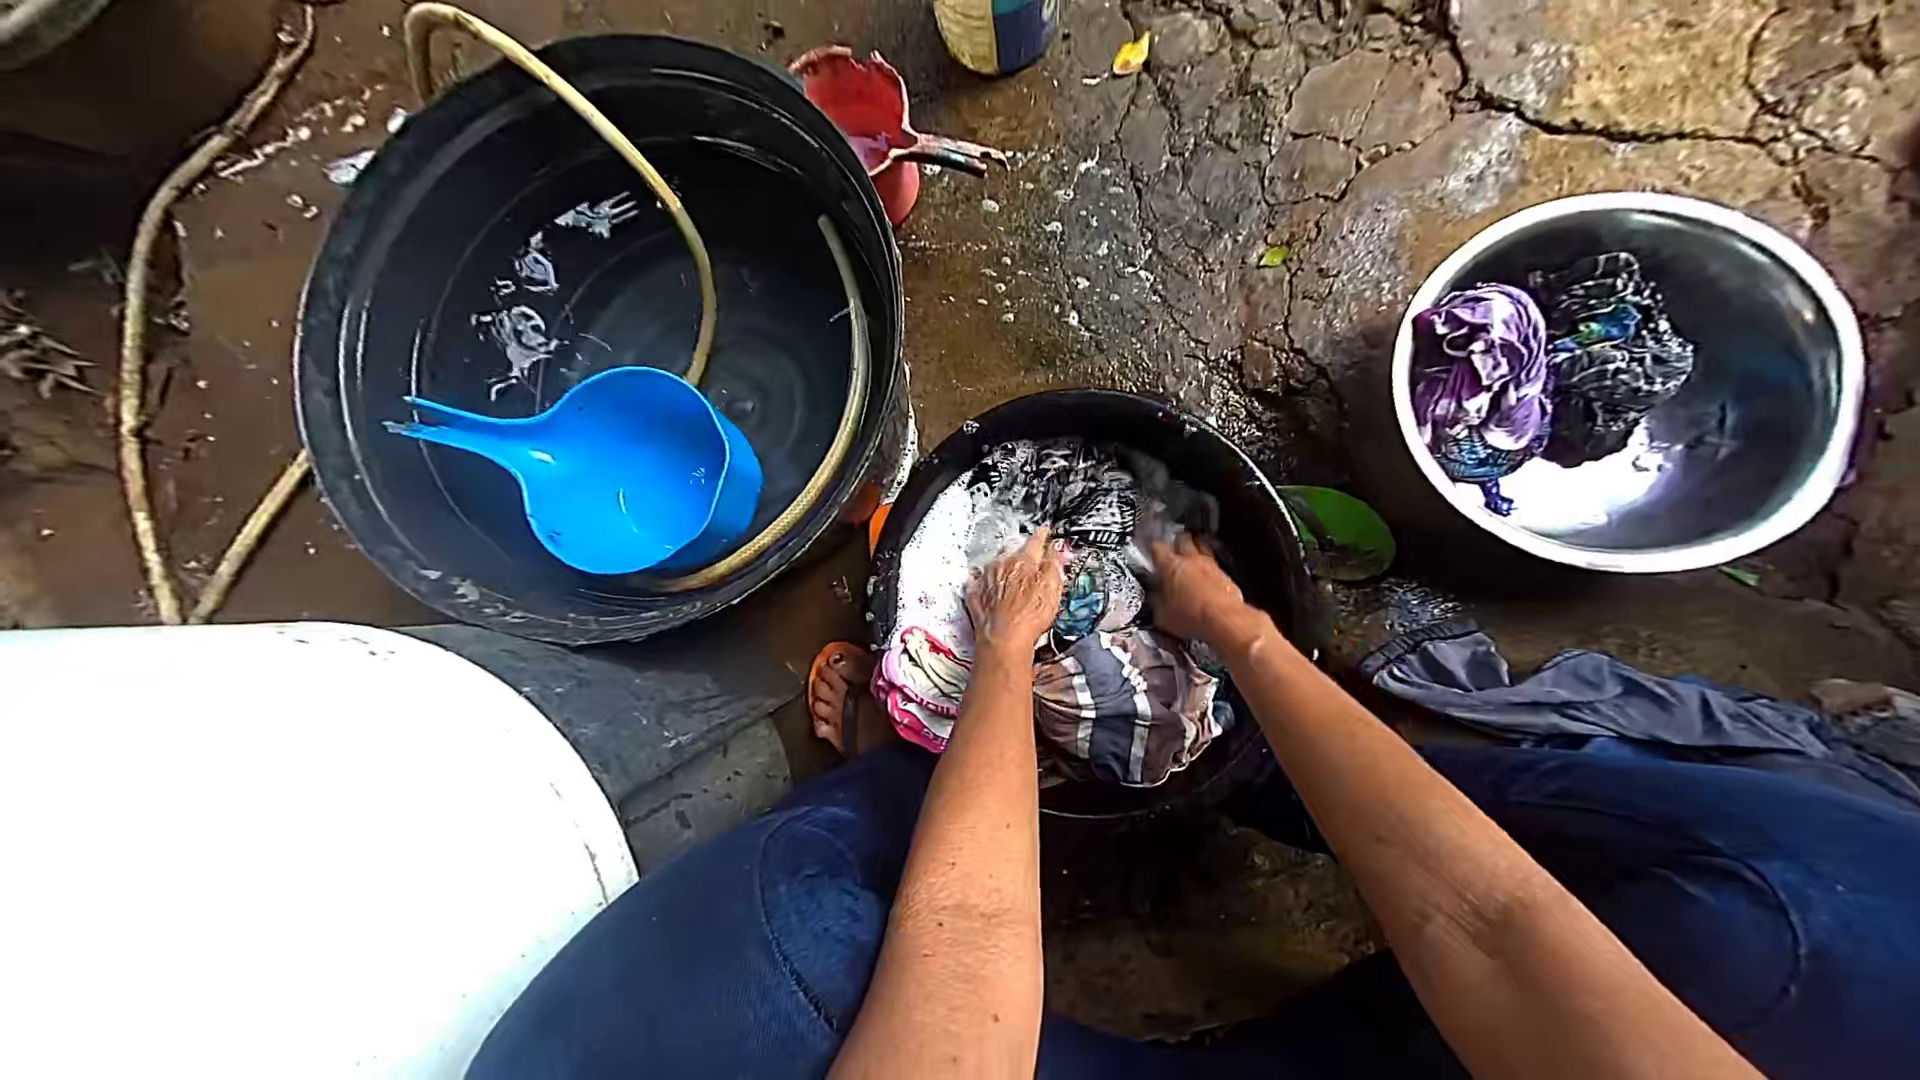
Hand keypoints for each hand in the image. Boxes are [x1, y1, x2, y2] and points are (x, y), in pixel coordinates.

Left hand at [967, 526, 1065, 653]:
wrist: (1003, 638)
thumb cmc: (1028, 615)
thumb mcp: (1052, 587)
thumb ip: (1054, 564)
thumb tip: (1054, 551)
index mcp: (1022, 560)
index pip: (1035, 541)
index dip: (1043, 536)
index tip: (1045, 532)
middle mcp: (1001, 565)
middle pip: (1014, 553)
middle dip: (1023, 554)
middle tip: (1032, 562)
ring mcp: (986, 580)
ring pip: (997, 566)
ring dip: (1006, 569)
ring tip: (1016, 582)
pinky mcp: (976, 596)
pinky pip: (982, 584)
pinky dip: (989, 585)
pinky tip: (995, 592)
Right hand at [1149, 534, 1265, 653]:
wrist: (1223, 621)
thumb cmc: (1194, 616)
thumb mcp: (1162, 614)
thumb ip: (1157, 601)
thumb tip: (1156, 601)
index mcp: (1170, 565)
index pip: (1157, 548)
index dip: (1154, 550)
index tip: (1153, 553)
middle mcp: (1191, 561)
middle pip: (1183, 539)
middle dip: (1177, 543)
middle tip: (1173, 550)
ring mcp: (1211, 566)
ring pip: (1202, 548)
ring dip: (1196, 552)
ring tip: (1192, 562)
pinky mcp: (1227, 576)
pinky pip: (1216, 565)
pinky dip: (1210, 570)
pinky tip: (1207, 581)